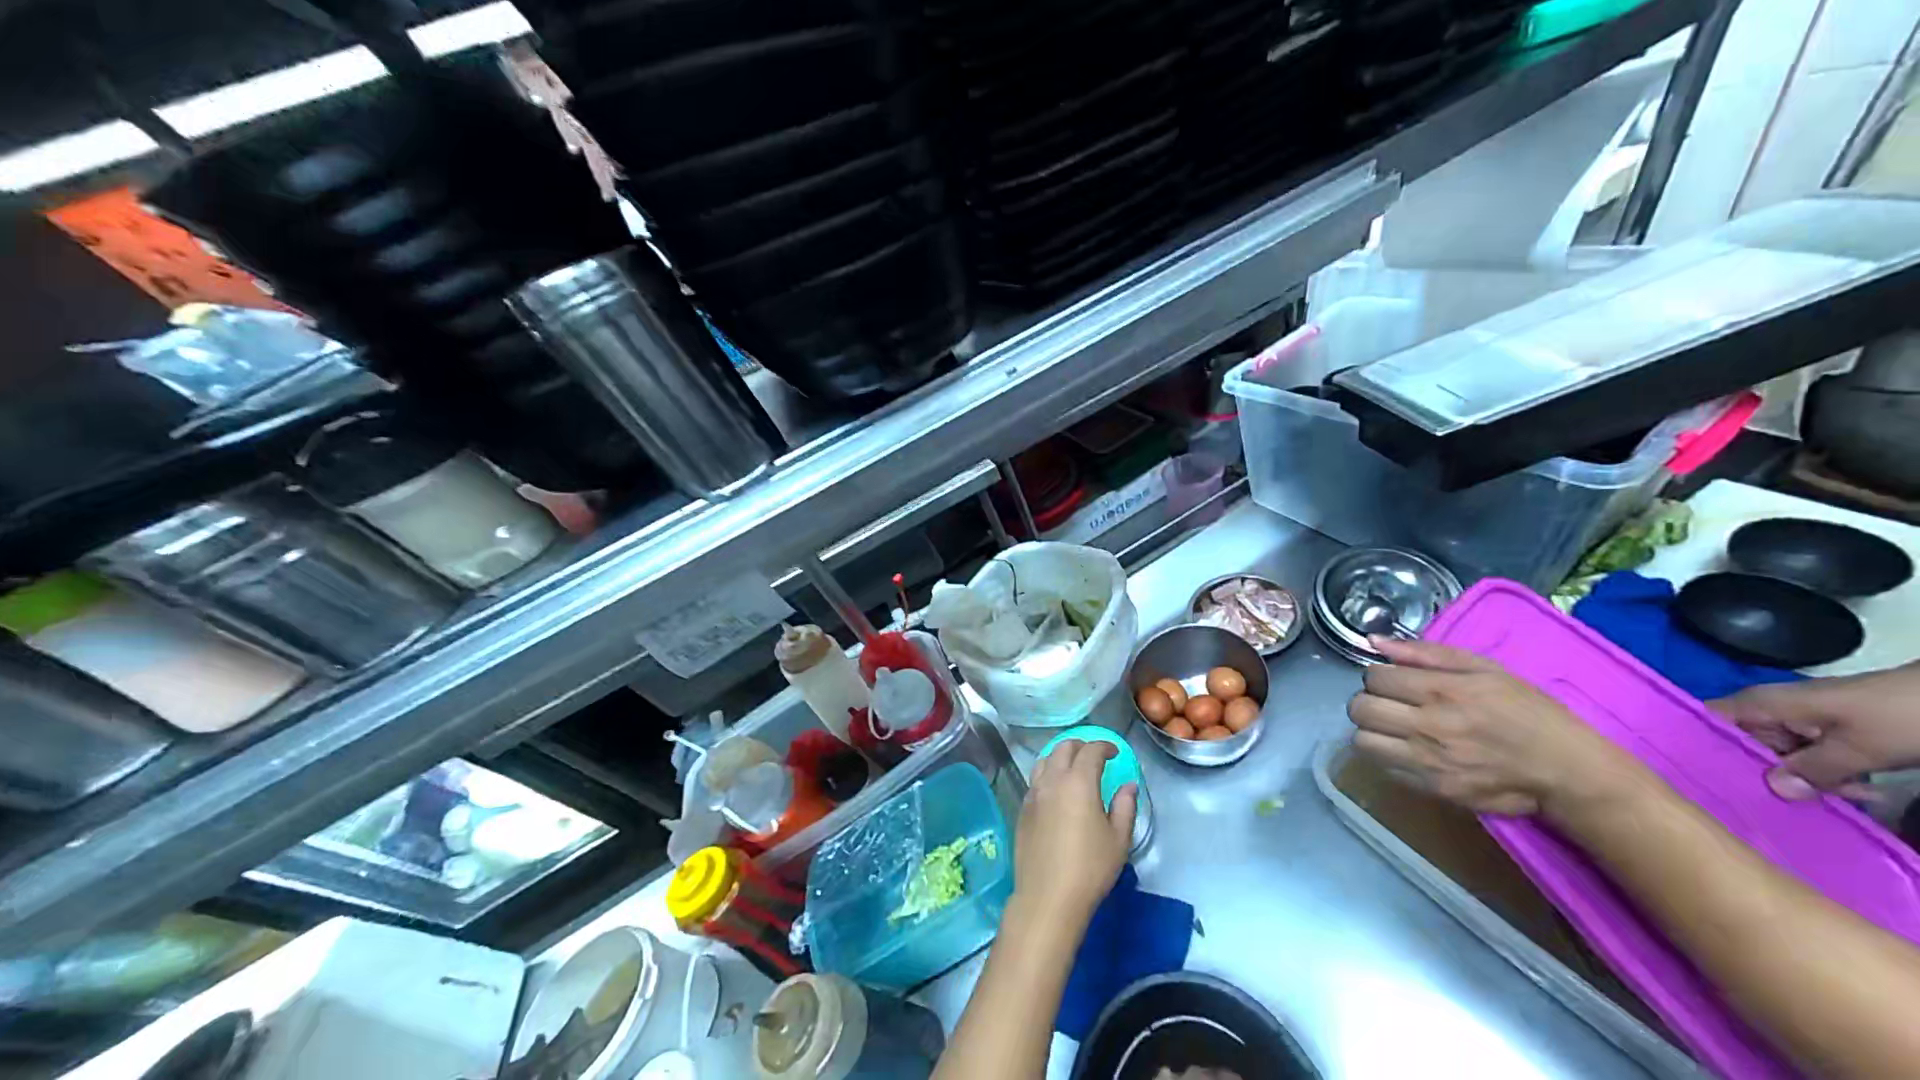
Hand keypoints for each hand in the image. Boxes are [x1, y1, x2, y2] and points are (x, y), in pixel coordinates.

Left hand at [1015, 739, 1136, 920]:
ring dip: (1060, 757)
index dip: (1104, 747)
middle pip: (1063, 748)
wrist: (1048, 896)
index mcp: (1078, 782)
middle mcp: (1052, 780)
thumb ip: (1125, 806)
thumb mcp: (1118, 839)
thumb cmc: (1090, 868)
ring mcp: (1033, 794)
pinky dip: (1048, 775)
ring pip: (1044, 760)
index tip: (1114, 753)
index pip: (1091, 751)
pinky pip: (1035, 780)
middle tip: (1095, 757)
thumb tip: (1128, 785)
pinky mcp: (1022, 809)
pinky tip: (1057, 791)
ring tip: (1073, 769)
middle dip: (1081, 746)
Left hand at [1347, 637, 1637, 815]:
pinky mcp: (1432, 789)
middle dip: (1368, 701)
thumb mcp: (1485, 669)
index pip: (1374, 677)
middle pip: (1360, 709)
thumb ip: (1425, 653)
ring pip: (1362, 741)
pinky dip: (1387, 756)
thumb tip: (1374, 641)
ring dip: (1372, 731)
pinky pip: (1384, 768)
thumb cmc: (1528, 712)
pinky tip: (1408, 749)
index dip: (1378, 676)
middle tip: (1389, 703)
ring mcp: (1428, 761)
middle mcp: (1428, 726)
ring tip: (1394, 727)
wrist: (1567, 770)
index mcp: (1442, 692)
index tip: (1394, 680)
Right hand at [1710, 664, 1919, 799]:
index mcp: (1761, 705)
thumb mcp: (1860, 749)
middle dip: (1764, 773)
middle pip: (1745, 743)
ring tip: (1837, 799)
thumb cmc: (1898, 715)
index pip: (1708, 720)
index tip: (1701, 776)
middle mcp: (1770, 710)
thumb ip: (1813, 770)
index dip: (1698, 744)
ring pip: (1782, 754)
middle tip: (1782, 803)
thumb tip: (1773, 789)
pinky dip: (1826, 774)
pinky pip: (1810, 755)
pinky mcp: (1826, 731)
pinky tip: (1852, 792)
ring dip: (1804, 778)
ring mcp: (1800, 721)